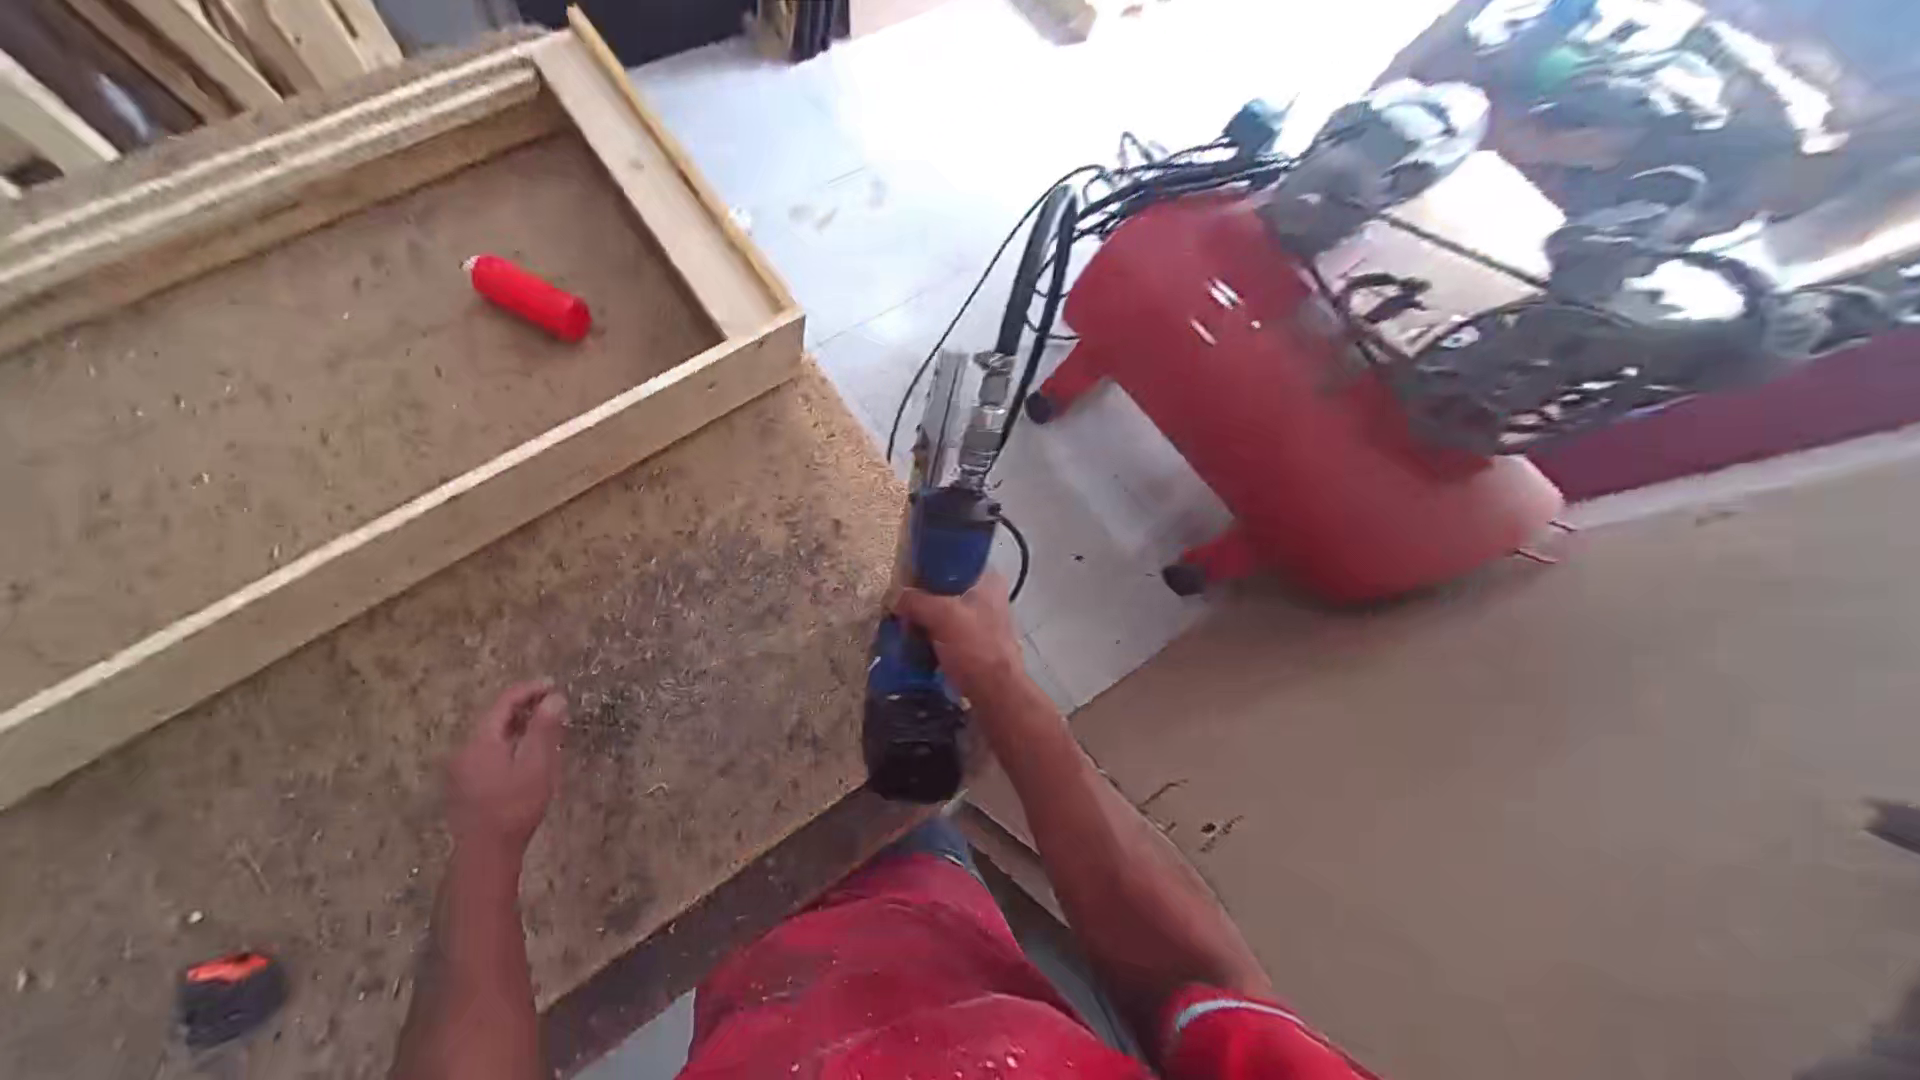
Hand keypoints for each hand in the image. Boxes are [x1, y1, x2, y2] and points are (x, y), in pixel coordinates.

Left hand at [447, 680, 568, 862]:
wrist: (486, 852)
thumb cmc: (515, 806)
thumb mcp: (537, 764)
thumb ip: (544, 729)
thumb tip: (554, 697)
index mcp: (480, 742)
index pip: (504, 703)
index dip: (529, 690)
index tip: (554, 685)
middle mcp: (465, 751)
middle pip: (495, 718)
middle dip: (525, 707)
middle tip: (554, 704)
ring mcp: (462, 769)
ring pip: (493, 736)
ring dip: (519, 725)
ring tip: (547, 726)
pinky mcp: (466, 785)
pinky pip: (490, 751)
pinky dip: (511, 742)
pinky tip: (528, 753)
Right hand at [892, 572, 1028, 704]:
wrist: (995, 693)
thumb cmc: (976, 648)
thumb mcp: (942, 616)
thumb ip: (916, 601)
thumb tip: (894, 597)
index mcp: (988, 579)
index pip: (954, 559)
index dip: (928, 565)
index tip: (905, 573)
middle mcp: (987, 594)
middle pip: (945, 586)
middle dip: (921, 595)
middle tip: (899, 601)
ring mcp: (981, 619)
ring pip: (943, 609)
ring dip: (923, 617)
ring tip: (902, 620)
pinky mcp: (973, 641)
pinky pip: (943, 629)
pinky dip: (929, 633)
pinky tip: (913, 638)